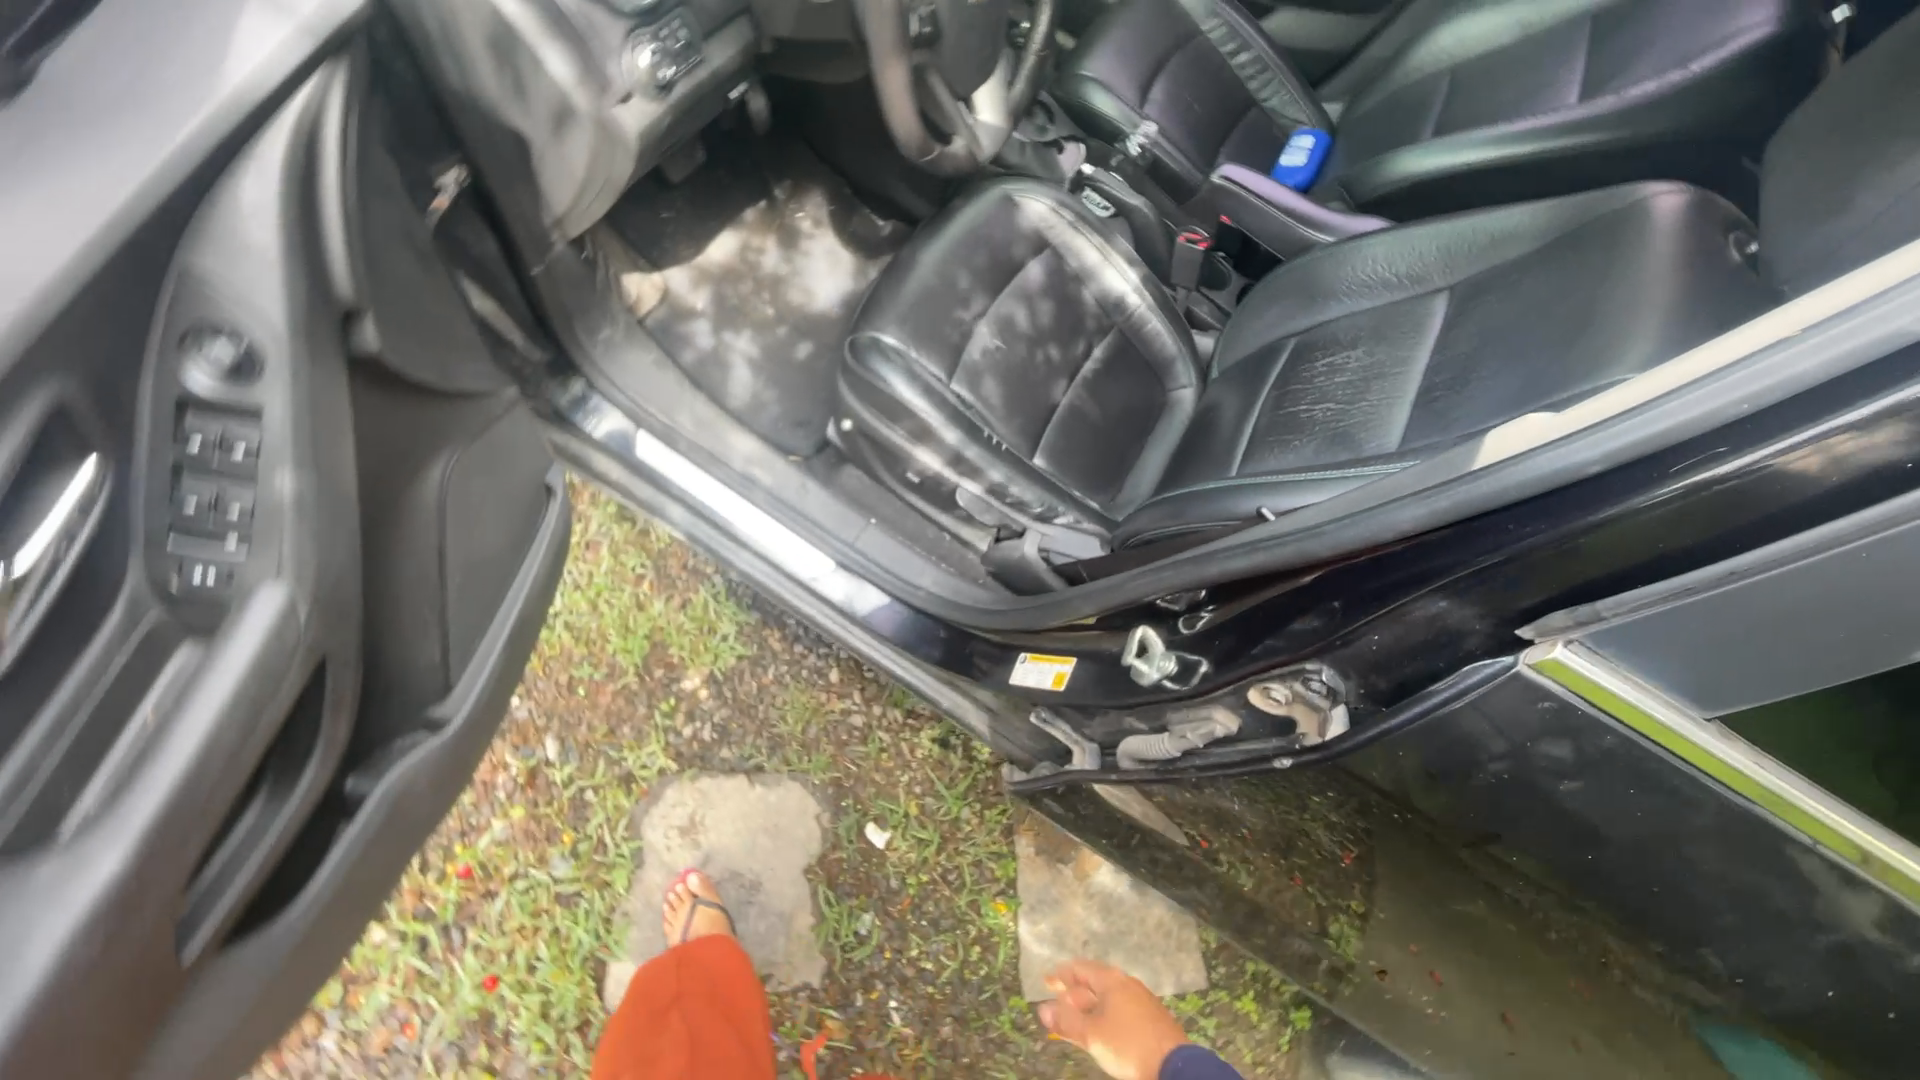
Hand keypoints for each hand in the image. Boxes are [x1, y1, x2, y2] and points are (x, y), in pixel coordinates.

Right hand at [1035, 959, 1190, 1079]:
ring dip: (1089, 1008)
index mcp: (1111, 980)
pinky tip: (1101, 1031)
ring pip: (1108, 998)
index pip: (1080, 969)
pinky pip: (1120, 1010)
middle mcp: (1127, 984)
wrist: (1174, 1067)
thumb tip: (1043, 1009)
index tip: (1046, 983)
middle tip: (1058, 1006)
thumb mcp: (1091, 1035)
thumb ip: (1066, 1021)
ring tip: (1076, 1021)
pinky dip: (1104, 1016)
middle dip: (1074, 994)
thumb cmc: (1127, 1044)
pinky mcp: (1151, 1018)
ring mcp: (1142, 1000)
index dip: (1061, 975)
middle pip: (1094, 983)